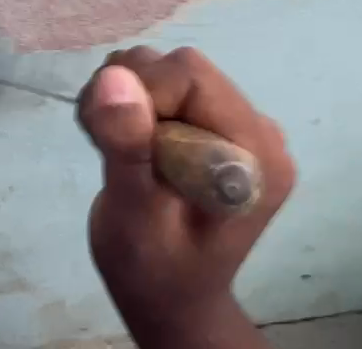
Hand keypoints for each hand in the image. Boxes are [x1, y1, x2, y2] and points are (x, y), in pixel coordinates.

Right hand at [77, 47, 295, 348]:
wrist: (166, 296)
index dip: (143, 92)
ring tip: (112, 148)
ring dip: (121, 96)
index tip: (116, 137)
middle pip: (177, 67)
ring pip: (161, 67)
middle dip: (129, 94)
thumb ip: (129, 147)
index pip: (191, 75)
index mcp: (256, 153)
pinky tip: (121, 139)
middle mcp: (254, 129)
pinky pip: (157, 80)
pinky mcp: (206, 120)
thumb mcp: (134, 215)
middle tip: (105, 142)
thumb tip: (114, 77)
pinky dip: (124, 99)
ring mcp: (231, 122)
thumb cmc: (153, 269)